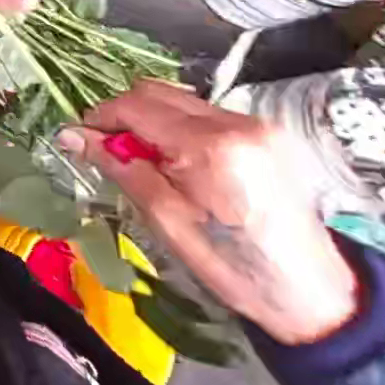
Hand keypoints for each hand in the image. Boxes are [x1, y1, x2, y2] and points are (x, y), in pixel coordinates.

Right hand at [60, 80, 357, 344]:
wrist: (311, 292)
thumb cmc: (233, 266)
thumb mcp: (167, 220)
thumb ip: (121, 167)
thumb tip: (73, 136)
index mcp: (209, 145)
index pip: (138, 106)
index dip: (102, 116)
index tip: (81, 135)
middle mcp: (234, 120)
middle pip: (159, 92)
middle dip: (126, 114)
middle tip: (109, 149)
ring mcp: (254, 121)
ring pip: (181, 99)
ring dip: (153, 119)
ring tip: (146, 160)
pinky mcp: (265, 129)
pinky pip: (206, 112)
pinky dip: (181, 127)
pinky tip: (180, 161)